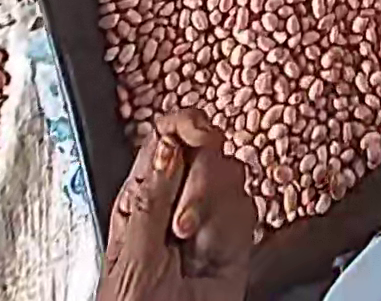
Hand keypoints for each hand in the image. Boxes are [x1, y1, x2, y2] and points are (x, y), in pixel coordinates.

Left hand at [98, 110, 253, 300]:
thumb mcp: (134, 257)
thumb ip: (152, 196)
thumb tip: (167, 143)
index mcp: (144, 191)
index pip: (167, 131)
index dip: (186, 122)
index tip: (200, 131)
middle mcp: (177, 195)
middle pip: (206, 145)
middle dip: (201, 181)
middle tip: (184, 224)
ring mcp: (209, 213)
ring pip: (230, 171)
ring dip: (215, 211)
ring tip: (193, 249)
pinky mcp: (234, 235)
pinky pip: (246, 207)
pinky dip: (232, 232)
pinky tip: (211, 257)